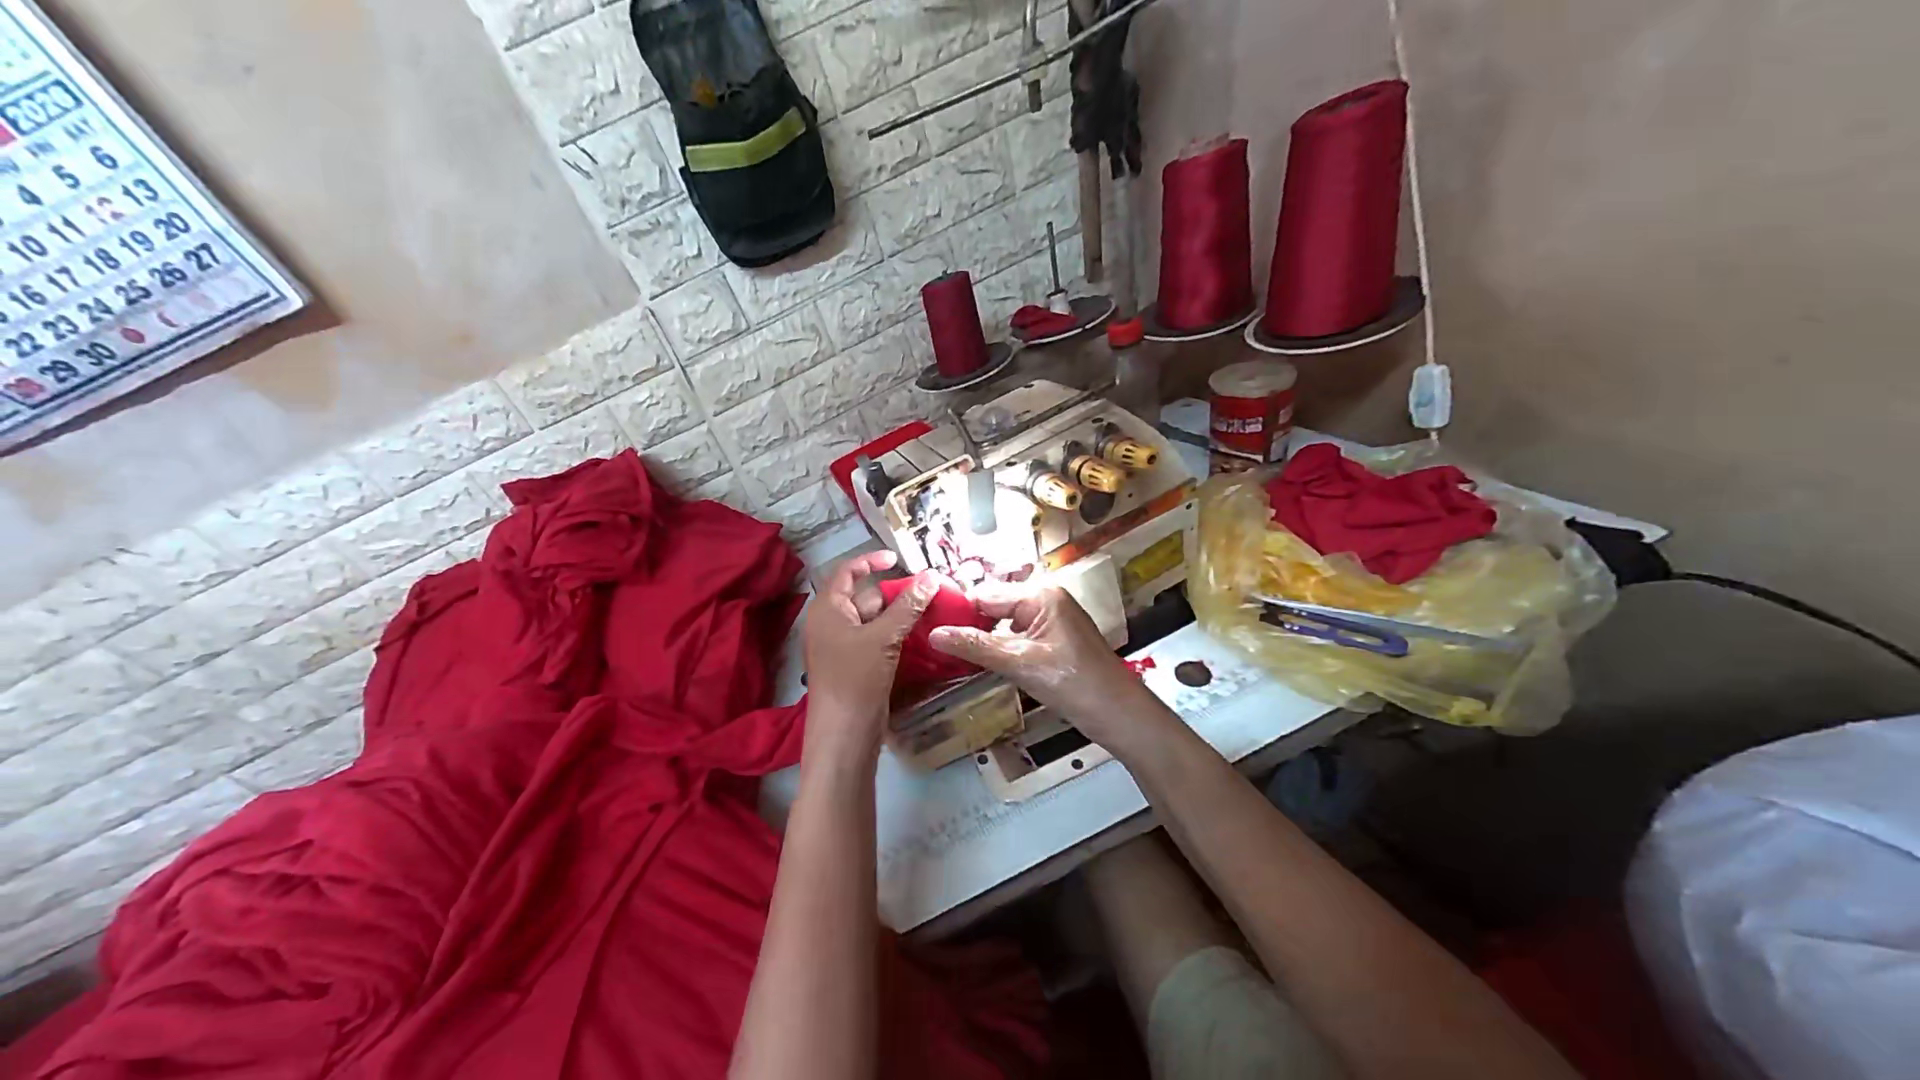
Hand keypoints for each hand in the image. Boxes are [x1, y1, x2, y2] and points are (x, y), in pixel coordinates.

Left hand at [802, 551, 937, 761]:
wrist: (845, 733)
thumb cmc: (855, 678)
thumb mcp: (883, 638)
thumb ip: (907, 606)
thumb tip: (931, 577)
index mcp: (827, 609)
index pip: (847, 572)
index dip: (871, 561)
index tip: (898, 560)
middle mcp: (832, 623)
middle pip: (866, 597)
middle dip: (896, 593)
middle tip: (929, 591)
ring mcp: (844, 646)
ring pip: (875, 621)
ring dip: (901, 615)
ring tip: (932, 611)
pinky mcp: (857, 665)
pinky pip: (878, 640)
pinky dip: (897, 635)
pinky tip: (921, 636)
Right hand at [926, 582, 1161, 749]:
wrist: (1119, 715)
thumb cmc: (1074, 683)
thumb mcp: (1020, 663)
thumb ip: (976, 646)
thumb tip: (934, 633)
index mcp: (1041, 595)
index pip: (987, 594)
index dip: (958, 610)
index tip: (926, 625)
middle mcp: (1045, 601)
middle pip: (994, 607)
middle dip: (968, 625)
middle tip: (932, 644)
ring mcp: (1050, 622)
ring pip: (1004, 625)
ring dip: (982, 639)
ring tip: (948, 655)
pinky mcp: (1051, 643)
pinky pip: (1016, 638)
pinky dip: (998, 649)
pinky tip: (978, 664)